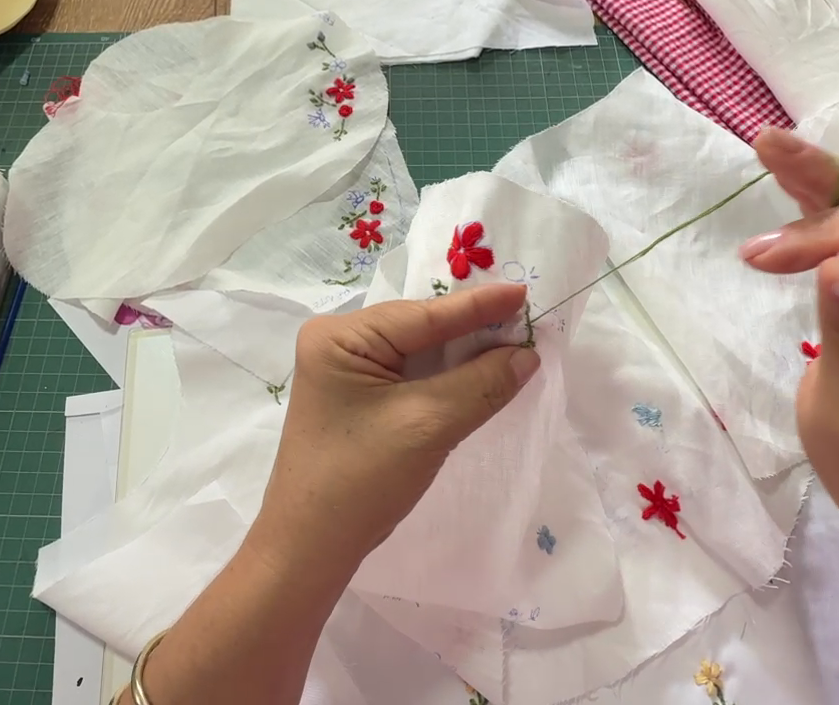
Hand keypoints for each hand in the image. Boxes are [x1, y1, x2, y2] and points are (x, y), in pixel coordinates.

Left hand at [250, 283, 538, 574]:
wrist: (311, 548)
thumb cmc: (361, 480)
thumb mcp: (427, 426)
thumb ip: (480, 384)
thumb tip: (527, 355)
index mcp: (339, 336)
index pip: (422, 315)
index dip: (478, 306)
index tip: (524, 290)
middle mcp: (337, 342)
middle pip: (418, 327)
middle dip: (471, 326)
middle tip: (524, 316)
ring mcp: (344, 369)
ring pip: (416, 349)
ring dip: (461, 350)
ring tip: (510, 337)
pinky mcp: (355, 396)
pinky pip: (408, 372)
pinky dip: (444, 373)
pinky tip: (476, 368)